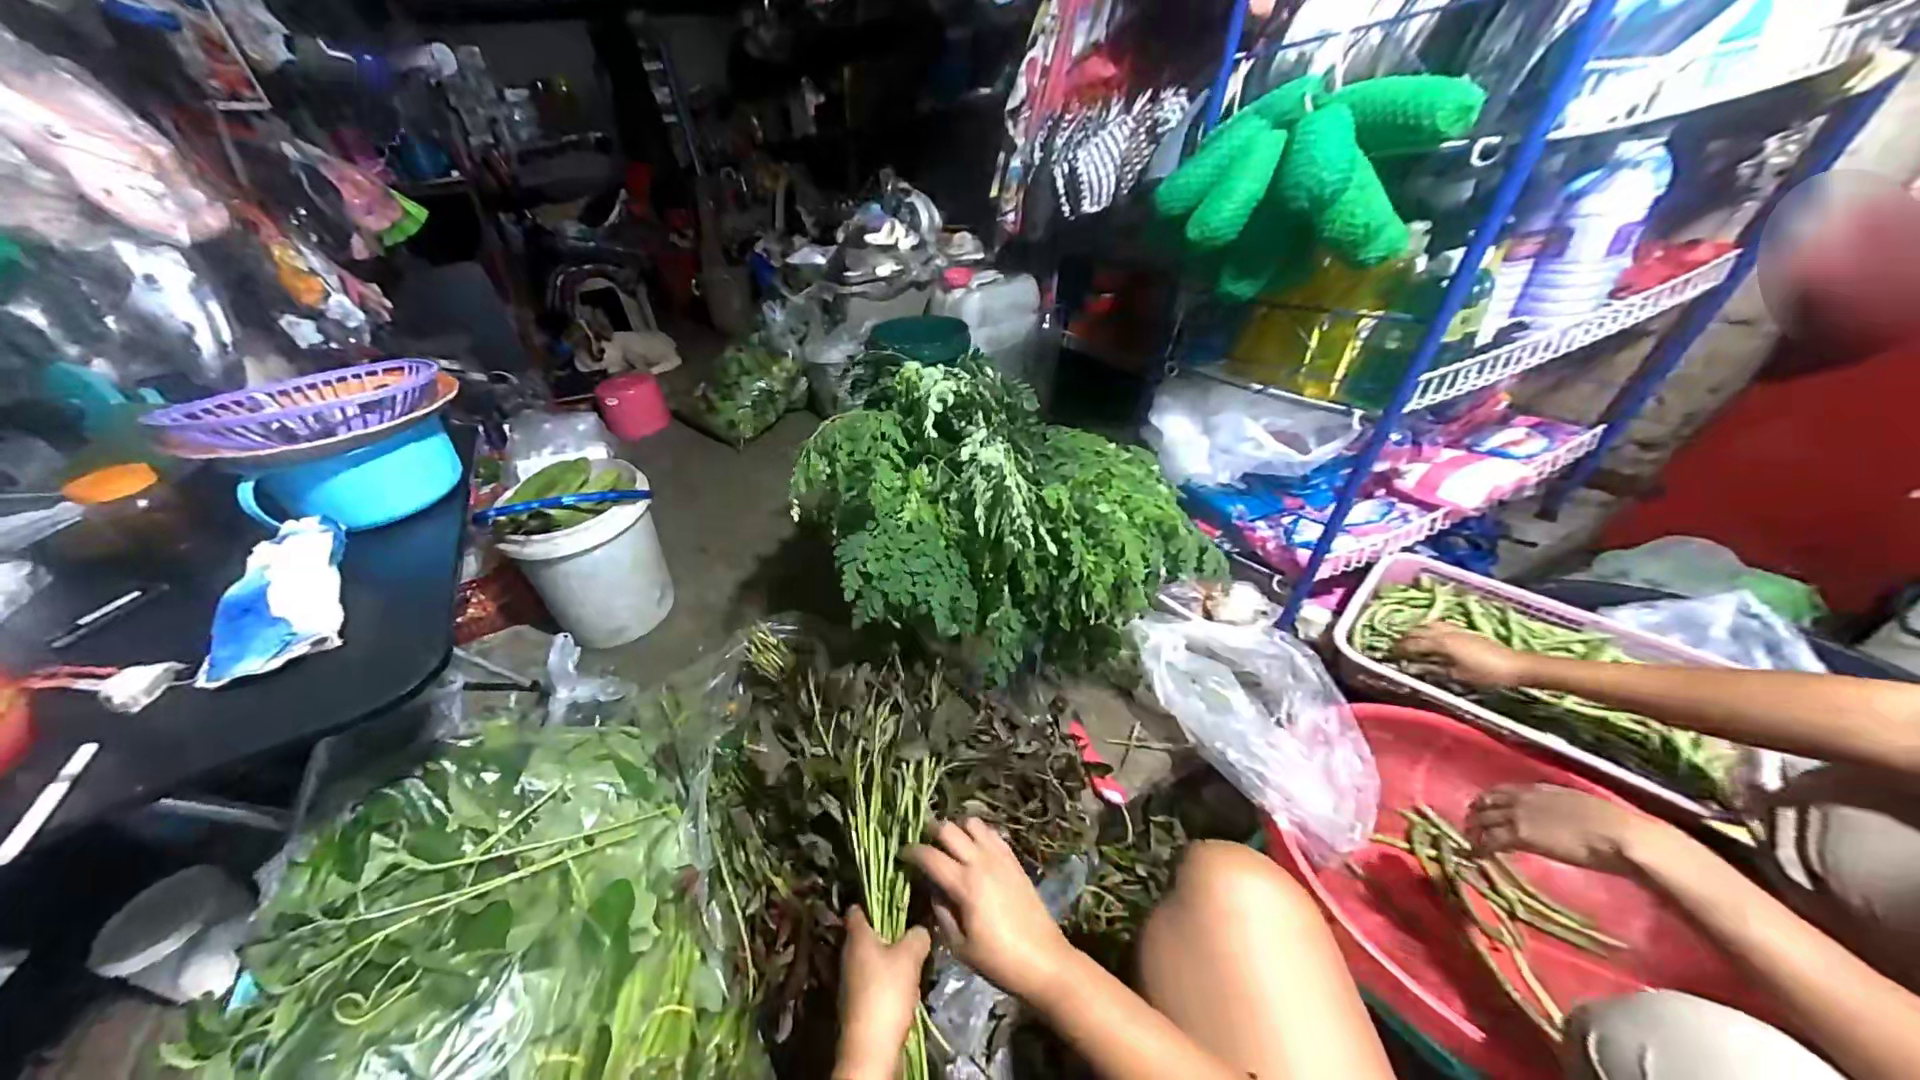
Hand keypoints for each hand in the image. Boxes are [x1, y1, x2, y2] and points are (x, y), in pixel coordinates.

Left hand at [835, 906, 930, 1079]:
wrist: (871, 1047)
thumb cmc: (886, 992)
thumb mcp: (910, 956)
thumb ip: (917, 935)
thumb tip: (920, 929)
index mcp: (856, 937)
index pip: (857, 909)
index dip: (872, 900)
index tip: (891, 897)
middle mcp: (848, 955)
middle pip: (867, 934)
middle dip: (888, 931)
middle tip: (910, 930)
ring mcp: (849, 980)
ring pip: (872, 959)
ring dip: (890, 958)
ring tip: (912, 959)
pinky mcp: (856, 1002)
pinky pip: (873, 981)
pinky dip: (887, 980)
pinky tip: (905, 988)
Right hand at [906, 818, 1077, 1002]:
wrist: (1044, 960)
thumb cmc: (998, 960)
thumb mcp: (958, 945)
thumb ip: (940, 910)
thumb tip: (931, 887)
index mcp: (964, 884)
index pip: (929, 855)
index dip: (910, 852)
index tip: (901, 855)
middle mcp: (981, 861)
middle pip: (948, 829)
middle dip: (930, 832)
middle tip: (923, 846)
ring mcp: (1000, 857)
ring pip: (971, 823)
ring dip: (956, 829)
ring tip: (949, 845)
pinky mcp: (1014, 859)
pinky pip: (991, 833)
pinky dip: (977, 834)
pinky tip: (973, 849)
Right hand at [1397, 625, 1534, 687]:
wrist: (1517, 666)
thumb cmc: (1486, 674)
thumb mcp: (1457, 676)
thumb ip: (1433, 669)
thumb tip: (1412, 666)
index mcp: (1440, 643)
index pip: (1412, 643)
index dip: (1399, 649)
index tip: (1389, 654)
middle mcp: (1444, 632)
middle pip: (1417, 631)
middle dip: (1404, 638)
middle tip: (1395, 647)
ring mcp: (1455, 629)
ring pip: (1428, 625)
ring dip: (1416, 631)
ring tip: (1410, 639)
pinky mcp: (1465, 631)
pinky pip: (1439, 625)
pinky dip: (1429, 628)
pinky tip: (1432, 635)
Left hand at [1466, 784, 1678, 877]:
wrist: (1621, 836)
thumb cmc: (1614, 825)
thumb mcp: (1578, 804)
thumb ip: (1558, 806)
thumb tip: (1557, 816)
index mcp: (1537, 789)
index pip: (1499, 791)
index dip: (1488, 802)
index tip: (1485, 811)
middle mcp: (1521, 798)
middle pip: (1484, 803)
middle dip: (1475, 815)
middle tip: (1472, 828)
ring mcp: (1517, 815)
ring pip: (1482, 820)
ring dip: (1474, 831)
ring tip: (1471, 843)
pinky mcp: (1520, 835)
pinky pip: (1490, 839)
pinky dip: (1481, 846)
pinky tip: (1480, 855)